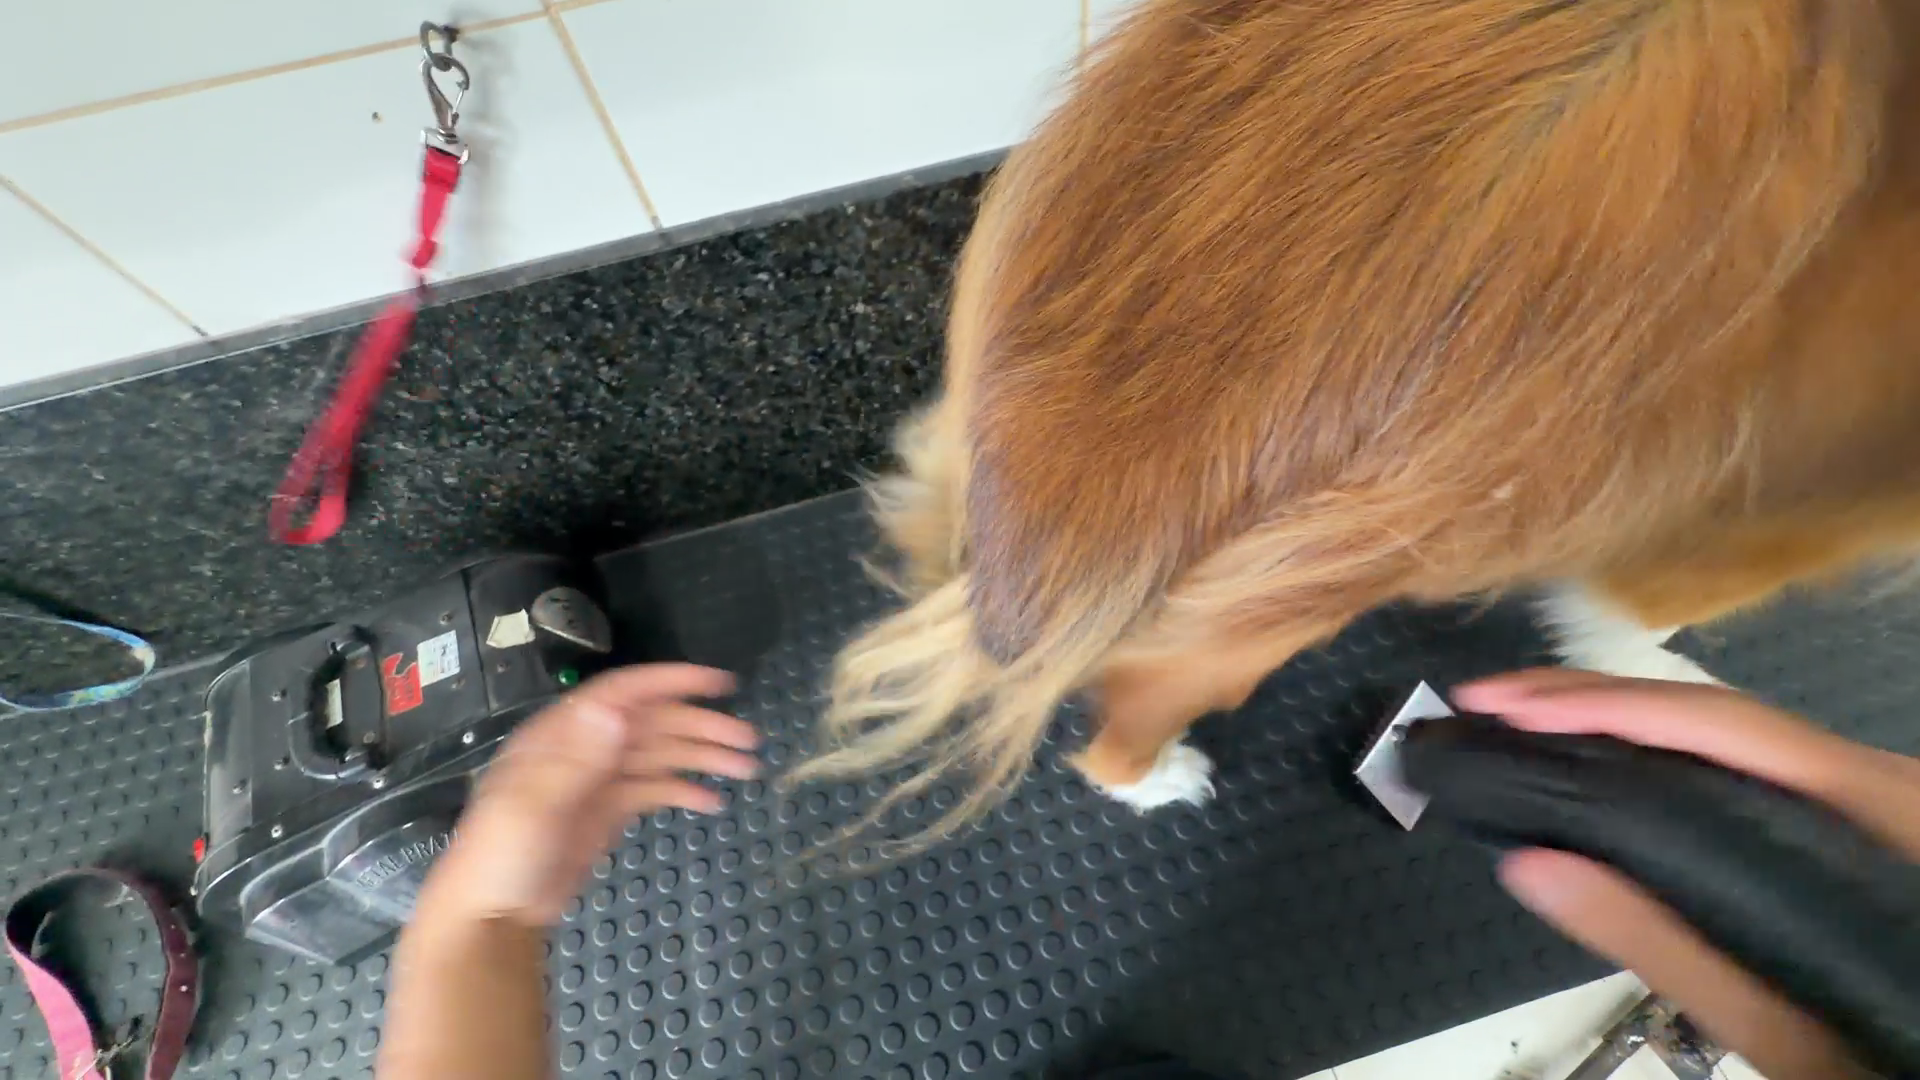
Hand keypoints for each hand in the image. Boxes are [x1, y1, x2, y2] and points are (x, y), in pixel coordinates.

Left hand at [422, 664, 760, 927]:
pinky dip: (685, 791)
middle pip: (655, 723)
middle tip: (748, 740)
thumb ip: (576, 760)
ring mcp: (601, 778)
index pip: (626, 693)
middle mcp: (587, 747)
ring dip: (704, 757)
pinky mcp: (611, 809)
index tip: (719, 683)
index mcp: (564, 735)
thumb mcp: (531, 807)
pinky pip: (656, 788)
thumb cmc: (499, 857)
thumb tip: (616, 714)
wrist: (486, 920)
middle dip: (703, 727)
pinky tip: (712, 801)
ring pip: (663, 754)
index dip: (673, 682)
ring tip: (745, 768)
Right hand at [1455, 669, 1919, 1079]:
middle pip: (1702, 709)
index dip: (1602, 707)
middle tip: (1483, 697)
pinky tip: (1570, 742)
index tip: (1507, 707)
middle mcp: (1864, 781)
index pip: (1720, 726)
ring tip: (1507, 709)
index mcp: (1882, 812)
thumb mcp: (1793, 1030)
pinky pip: (1705, 750)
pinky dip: (1625, 737)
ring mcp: (1838, 790)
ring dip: (1593, 709)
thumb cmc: (1884, 1051)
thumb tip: (1527, 867)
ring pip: (1700, 723)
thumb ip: (1667, 949)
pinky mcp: (1806, 809)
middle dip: (1578, 695)